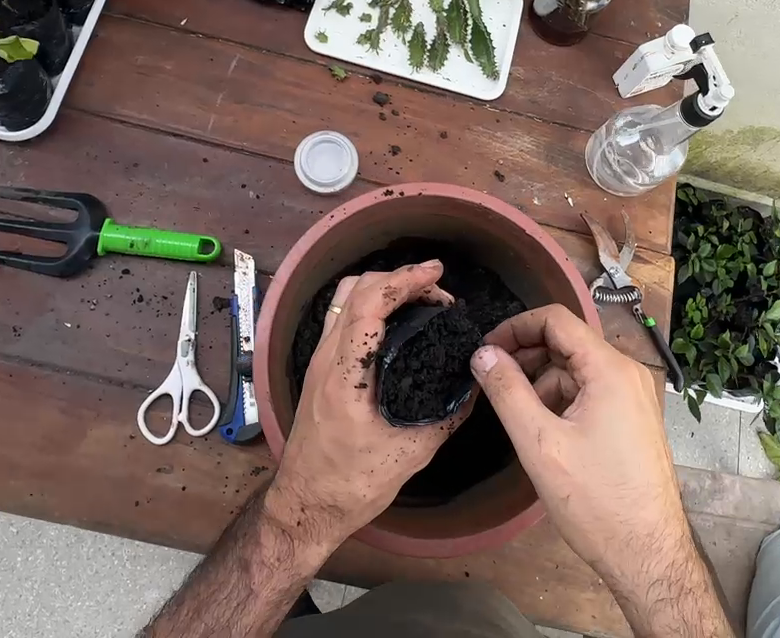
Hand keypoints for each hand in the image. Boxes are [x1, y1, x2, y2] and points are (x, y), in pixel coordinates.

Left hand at [267, 261, 467, 551]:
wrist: (304, 506)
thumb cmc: (351, 486)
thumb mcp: (409, 455)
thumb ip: (445, 417)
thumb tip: (475, 385)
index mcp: (345, 375)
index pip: (368, 305)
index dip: (404, 280)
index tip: (437, 273)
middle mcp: (326, 357)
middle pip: (356, 289)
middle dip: (400, 278)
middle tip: (438, 291)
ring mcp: (319, 360)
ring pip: (345, 297)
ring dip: (383, 286)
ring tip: (419, 297)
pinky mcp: (320, 367)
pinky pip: (343, 315)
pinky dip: (371, 302)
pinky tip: (396, 318)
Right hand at [471, 305, 694, 588]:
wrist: (649, 558)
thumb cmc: (595, 501)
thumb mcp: (539, 444)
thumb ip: (507, 391)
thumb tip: (482, 353)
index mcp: (610, 369)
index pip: (556, 320)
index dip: (516, 327)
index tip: (486, 351)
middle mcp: (627, 373)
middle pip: (568, 342)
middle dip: (527, 355)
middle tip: (493, 380)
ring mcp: (635, 396)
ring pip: (576, 369)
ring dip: (542, 381)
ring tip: (517, 414)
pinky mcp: (634, 419)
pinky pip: (590, 391)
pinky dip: (562, 399)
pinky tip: (544, 430)